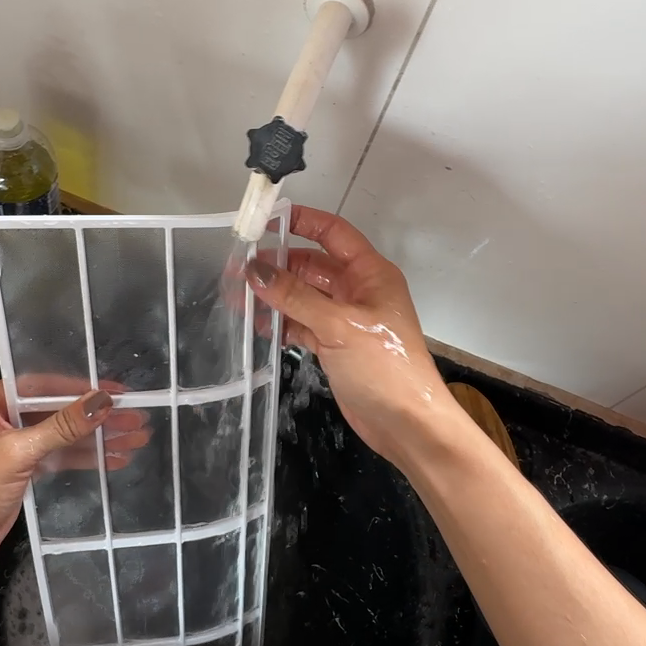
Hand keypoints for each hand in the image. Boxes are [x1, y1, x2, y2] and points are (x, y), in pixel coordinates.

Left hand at [0, 379, 149, 569]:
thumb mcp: (18, 453)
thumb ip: (62, 426)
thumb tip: (103, 401)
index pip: (44, 386)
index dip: (84, 389)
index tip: (120, 393)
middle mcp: (0, 414)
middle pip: (58, 409)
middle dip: (98, 417)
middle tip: (137, 417)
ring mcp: (12, 441)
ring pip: (64, 432)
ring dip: (98, 437)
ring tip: (138, 437)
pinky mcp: (22, 466)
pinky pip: (60, 453)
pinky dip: (85, 456)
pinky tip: (116, 458)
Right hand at [246, 206, 454, 466]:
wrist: (407, 423)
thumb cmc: (383, 365)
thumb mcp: (338, 325)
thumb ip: (295, 297)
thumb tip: (255, 270)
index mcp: (370, 273)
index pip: (333, 234)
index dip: (302, 222)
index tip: (265, 221)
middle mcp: (358, 291)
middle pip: (313, 266)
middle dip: (278, 265)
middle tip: (238, 270)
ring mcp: (346, 319)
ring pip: (305, 297)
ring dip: (276, 296)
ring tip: (238, 299)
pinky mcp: (336, 346)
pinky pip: (303, 324)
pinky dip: (283, 323)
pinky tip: (258, 326)